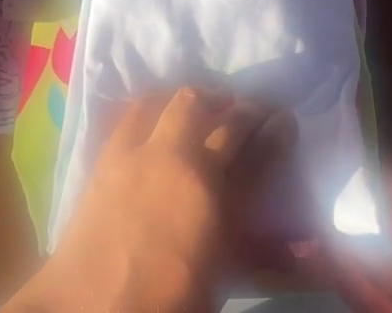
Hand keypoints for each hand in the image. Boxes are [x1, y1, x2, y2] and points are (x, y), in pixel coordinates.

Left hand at [3, 87, 296, 312]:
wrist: (89, 308)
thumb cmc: (165, 301)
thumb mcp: (219, 279)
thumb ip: (257, 252)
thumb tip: (302, 247)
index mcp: (219, 201)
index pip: (260, 153)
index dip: (277, 131)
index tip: (285, 118)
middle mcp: (187, 164)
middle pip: (225, 119)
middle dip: (244, 110)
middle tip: (249, 111)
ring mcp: (146, 153)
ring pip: (181, 102)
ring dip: (200, 100)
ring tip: (206, 104)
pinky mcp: (111, 152)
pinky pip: (136, 111)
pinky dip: (155, 105)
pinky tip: (157, 110)